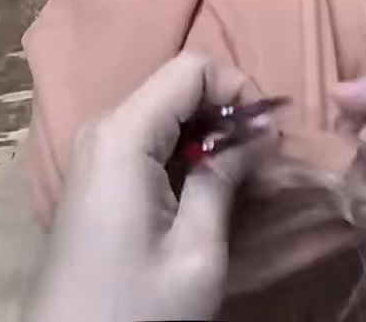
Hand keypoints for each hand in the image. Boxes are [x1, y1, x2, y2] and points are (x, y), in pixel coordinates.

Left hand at [29, 52, 267, 321]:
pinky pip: (148, 134)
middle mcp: (104, 123)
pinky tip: (206, 182)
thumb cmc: (135, 309)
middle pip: (176, 85)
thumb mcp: (195, 253)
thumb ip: (225, 179)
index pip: (189, 68)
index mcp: (124, 132)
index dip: (236, 86)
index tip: (269, 131)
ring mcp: (96, 144)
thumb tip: (259, 134)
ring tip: (241, 173)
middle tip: (263, 156)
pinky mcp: (97, 166)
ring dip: (208, 130)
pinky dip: (184, 146)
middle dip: (225, 110)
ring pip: (165, 108)